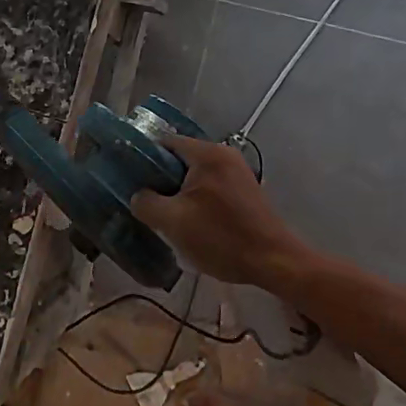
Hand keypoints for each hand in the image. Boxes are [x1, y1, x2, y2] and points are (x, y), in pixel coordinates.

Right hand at [130, 134, 312, 288]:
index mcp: (207, 154)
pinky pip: (211, 186)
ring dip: (179, 192)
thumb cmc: (222, 237)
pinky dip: (197, 199)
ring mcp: (238, 172)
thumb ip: (147, 203)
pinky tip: (191, 222)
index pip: (165, 142)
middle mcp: (224, 154)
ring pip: (196, 175)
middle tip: (145, 200)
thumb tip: (138, 196)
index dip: (143, 158)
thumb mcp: (174, 222)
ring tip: (165, 215)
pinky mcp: (246, 190)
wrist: (275, 262)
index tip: (130, 178)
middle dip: (161, 178)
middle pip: (181, 158)